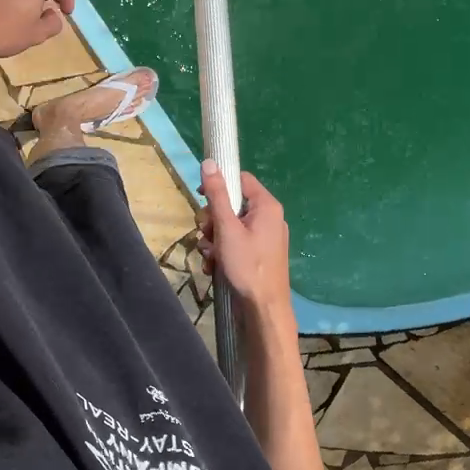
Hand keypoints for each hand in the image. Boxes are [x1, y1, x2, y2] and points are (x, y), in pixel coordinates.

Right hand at [199, 159, 291, 313]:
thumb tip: (209, 162)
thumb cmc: (247, 264)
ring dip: (213, 238)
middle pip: (231, 203)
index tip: (201, 197)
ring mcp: (264, 237)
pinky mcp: (258, 253)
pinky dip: (221, 251)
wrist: (263, 307)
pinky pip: (234, 242)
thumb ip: (217, 195)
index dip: (219, 184)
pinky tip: (214, 265)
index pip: (240, 179)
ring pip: (229, 225)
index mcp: (266, 206)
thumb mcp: (226, 227)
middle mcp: (268, 217)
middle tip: (207, 233)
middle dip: (212, 219)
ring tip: (210, 255)